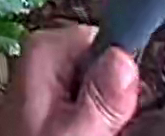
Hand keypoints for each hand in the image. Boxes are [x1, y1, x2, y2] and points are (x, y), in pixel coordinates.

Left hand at [0, 25, 139, 135]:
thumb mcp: (79, 134)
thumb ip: (102, 97)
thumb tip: (124, 57)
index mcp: (44, 49)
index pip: (98, 38)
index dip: (118, 73)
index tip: (124, 107)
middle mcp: (40, 56)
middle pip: (97, 63)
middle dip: (110, 98)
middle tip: (107, 129)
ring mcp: (41, 81)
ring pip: (92, 87)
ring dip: (102, 114)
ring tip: (93, 133)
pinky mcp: (45, 105)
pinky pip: (80, 103)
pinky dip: (89, 122)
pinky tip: (85, 133)